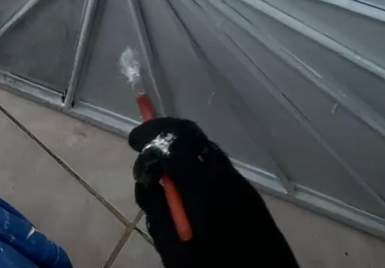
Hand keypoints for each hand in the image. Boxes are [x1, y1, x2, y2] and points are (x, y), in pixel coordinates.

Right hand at [130, 117, 296, 267]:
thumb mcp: (174, 251)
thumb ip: (157, 210)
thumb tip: (148, 182)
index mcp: (204, 186)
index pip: (172, 139)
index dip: (150, 134)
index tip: (133, 143)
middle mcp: (225, 175)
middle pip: (191, 135)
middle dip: (165, 136)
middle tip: (146, 150)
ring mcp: (241, 184)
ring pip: (205, 150)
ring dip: (182, 151)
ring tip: (165, 174)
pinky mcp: (251, 197)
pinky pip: (218, 168)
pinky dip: (198, 168)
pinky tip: (190, 190)